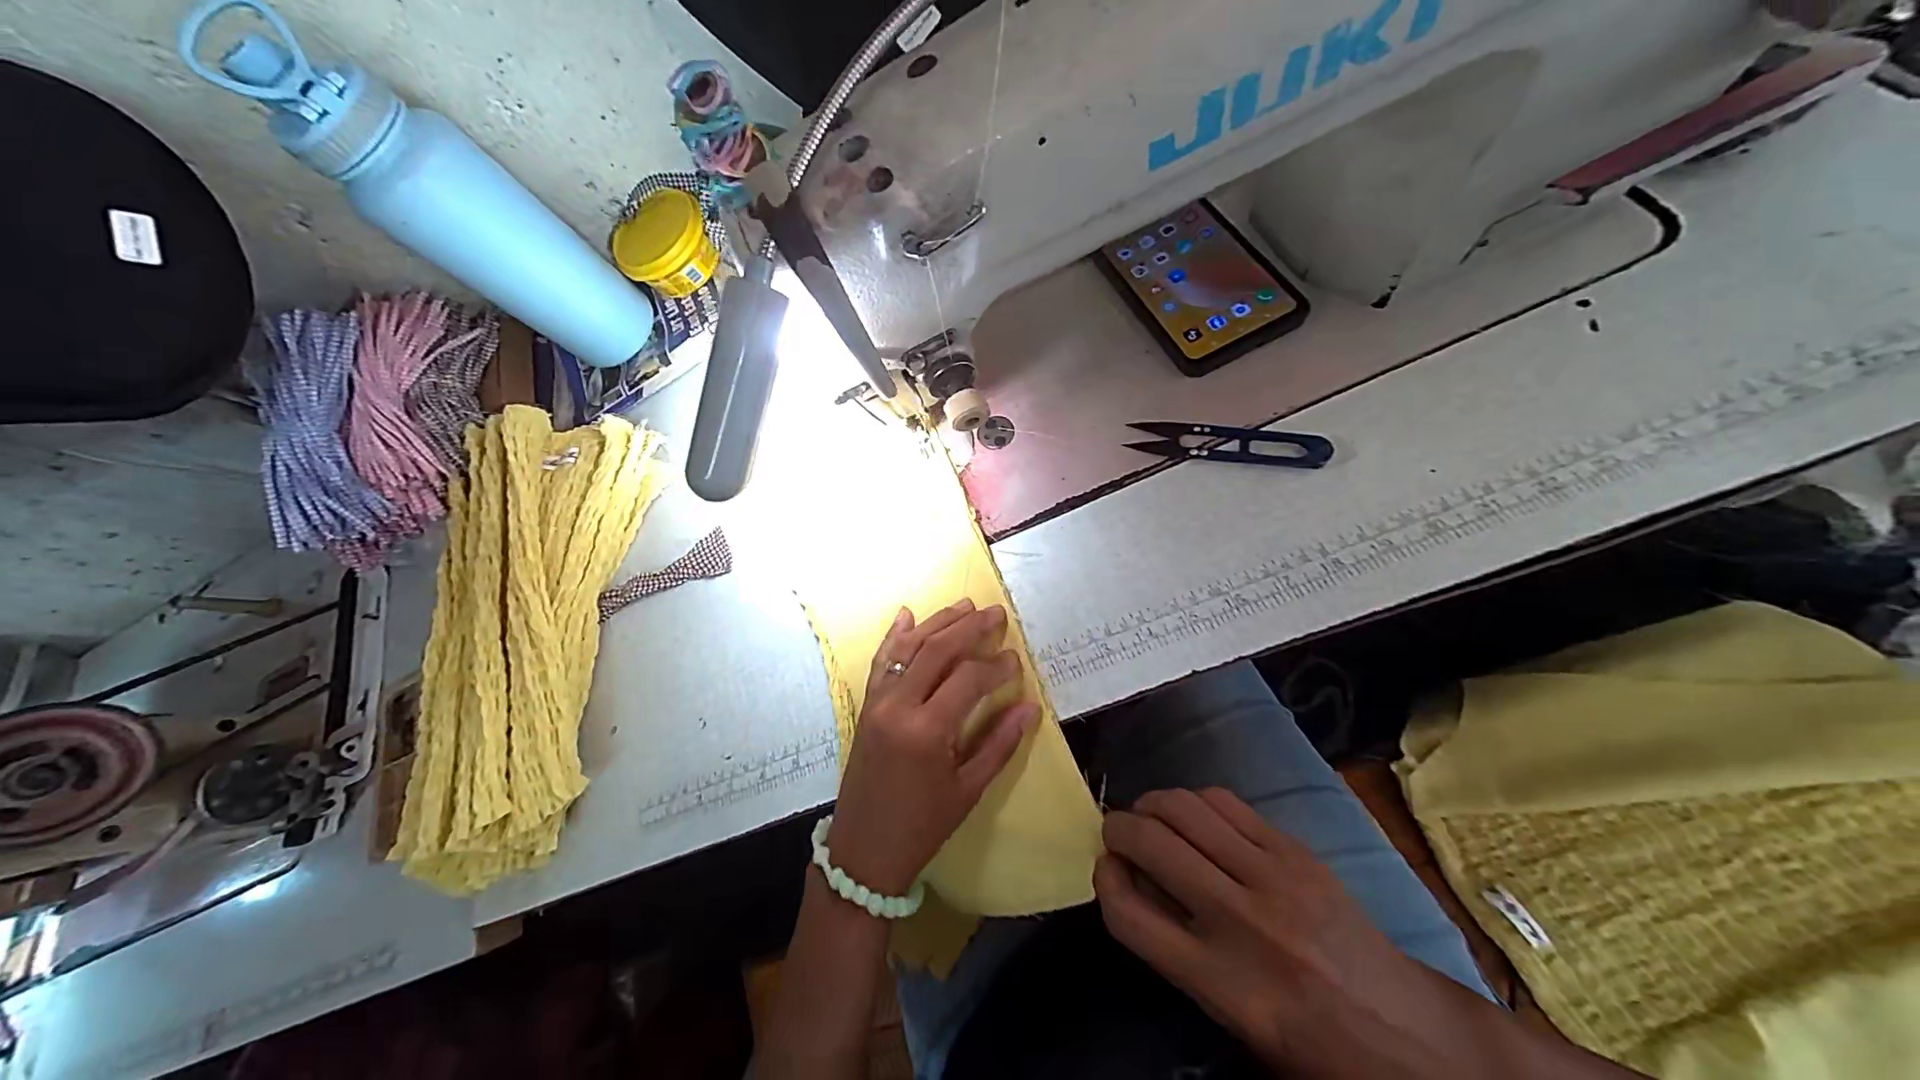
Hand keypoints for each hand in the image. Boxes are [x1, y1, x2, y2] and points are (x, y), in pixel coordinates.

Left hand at [828, 600, 1039, 897]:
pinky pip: (882, 662)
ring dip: (937, 623)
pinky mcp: (866, 706)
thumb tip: (1030, 706)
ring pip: (909, 649)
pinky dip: (896, 636)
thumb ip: (1000, 743)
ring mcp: (877, 703)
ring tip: (965, 605)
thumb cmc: (922, 826)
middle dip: (969, 627)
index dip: (997, 665)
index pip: (968, 678)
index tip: (1016, 661)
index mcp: (927, 731)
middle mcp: (898, 707)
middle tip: (997, 614)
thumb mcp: (968, 790)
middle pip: (937, 651)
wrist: (863, 850)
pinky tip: (908, 615)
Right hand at [1095, 788, 1492, 1076]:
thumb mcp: (1228, 1013)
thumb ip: (1172, 948)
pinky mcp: (1298, 851)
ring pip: (1184, 807)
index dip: (1104, 880)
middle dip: (1118, 828)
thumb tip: (1133, 878)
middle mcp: (1242, 921)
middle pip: (1148, 843)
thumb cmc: (1307, 1039)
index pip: (1127, 913)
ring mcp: (1274, 877)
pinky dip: (1195, 802)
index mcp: (1220, 981)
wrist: (1406, 1033)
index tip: (1106, 871)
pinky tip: (1195, 818)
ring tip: (1151, 818)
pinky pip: (1225, 802)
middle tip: (1118, 835)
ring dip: (1152, 805)